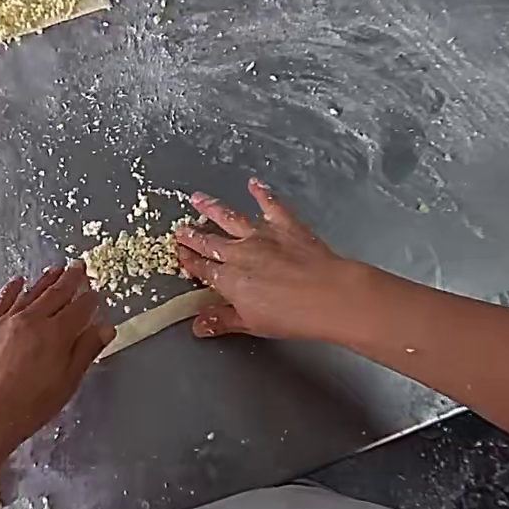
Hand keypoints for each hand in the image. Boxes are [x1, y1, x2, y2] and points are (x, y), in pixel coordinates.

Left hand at [0, 262, 113, 459]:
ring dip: (45, 279)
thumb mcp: (67, 383)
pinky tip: (18, 281)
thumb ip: (86, 351)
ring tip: (56, 269)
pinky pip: (2, 301)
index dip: (89, 300)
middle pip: (56, 293)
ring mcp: (7, 320)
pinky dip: (11, 289)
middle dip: (70, 279)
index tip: (95, 292)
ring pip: (31, 293)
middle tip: (79, 266)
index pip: (79, 309)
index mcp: (56, 334)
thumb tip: (105, 328)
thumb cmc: (29, 406)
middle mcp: (32, 320)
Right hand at [174, 178, 374, 342]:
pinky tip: (254, 183)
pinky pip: (270, 205)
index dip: (188, 260)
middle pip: (209, 241)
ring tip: (198, 199)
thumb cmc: (292, 315)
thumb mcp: (252, 325)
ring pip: (230, 218)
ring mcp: (261, 235)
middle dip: (192, 235)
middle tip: (180, 228)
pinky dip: (261, 193)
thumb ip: (222, 320)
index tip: (178, 253)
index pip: (202, 267)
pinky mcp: (285, 225)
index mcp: (228, 278)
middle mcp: (239, 252)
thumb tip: (196, 325)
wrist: (329, 295)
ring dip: (212, 208)